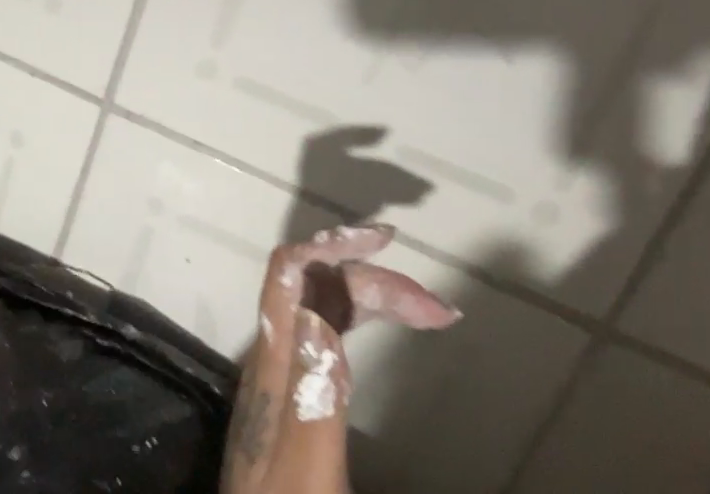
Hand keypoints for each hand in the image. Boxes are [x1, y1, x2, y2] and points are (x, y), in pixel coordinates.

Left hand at [221, 224, 458, 493]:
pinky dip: (360, 323)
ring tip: (426, 315)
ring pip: (324, 309)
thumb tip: (315, 312)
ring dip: (372, 299)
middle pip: (317, 289)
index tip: (386, 240)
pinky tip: (380, 333)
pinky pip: (326, 335)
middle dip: (374, 282)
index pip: (290, 275)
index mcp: (274, 362)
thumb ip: (312, 398)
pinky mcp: (293, 393)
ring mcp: (283, 372)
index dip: (333, 244)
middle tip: (436, 310)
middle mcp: (275, 355)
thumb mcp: (306, 469)